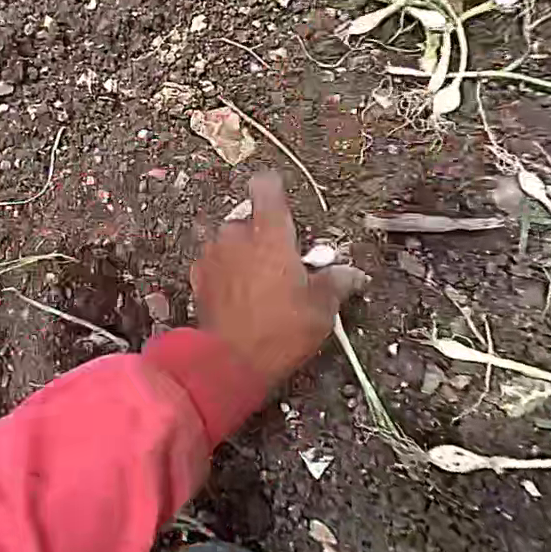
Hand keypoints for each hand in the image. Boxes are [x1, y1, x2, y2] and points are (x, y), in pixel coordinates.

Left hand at [190, 172, 366, 387]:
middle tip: (280, 261)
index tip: (281, 196)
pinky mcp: (198, 277)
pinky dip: (225, 270)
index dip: (274, 188)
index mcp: (270, 233)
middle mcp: (237, 236)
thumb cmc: (279, 331)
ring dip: (241, 251)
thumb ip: (336, 283)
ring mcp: (213, 255)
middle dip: (261, 233)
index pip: (267, 188)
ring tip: (258, 281)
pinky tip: (238, 293)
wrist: (228, 363)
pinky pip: (214, 262)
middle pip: (249, 218)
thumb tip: (352, 275)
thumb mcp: (320, 308)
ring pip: (229, 240)